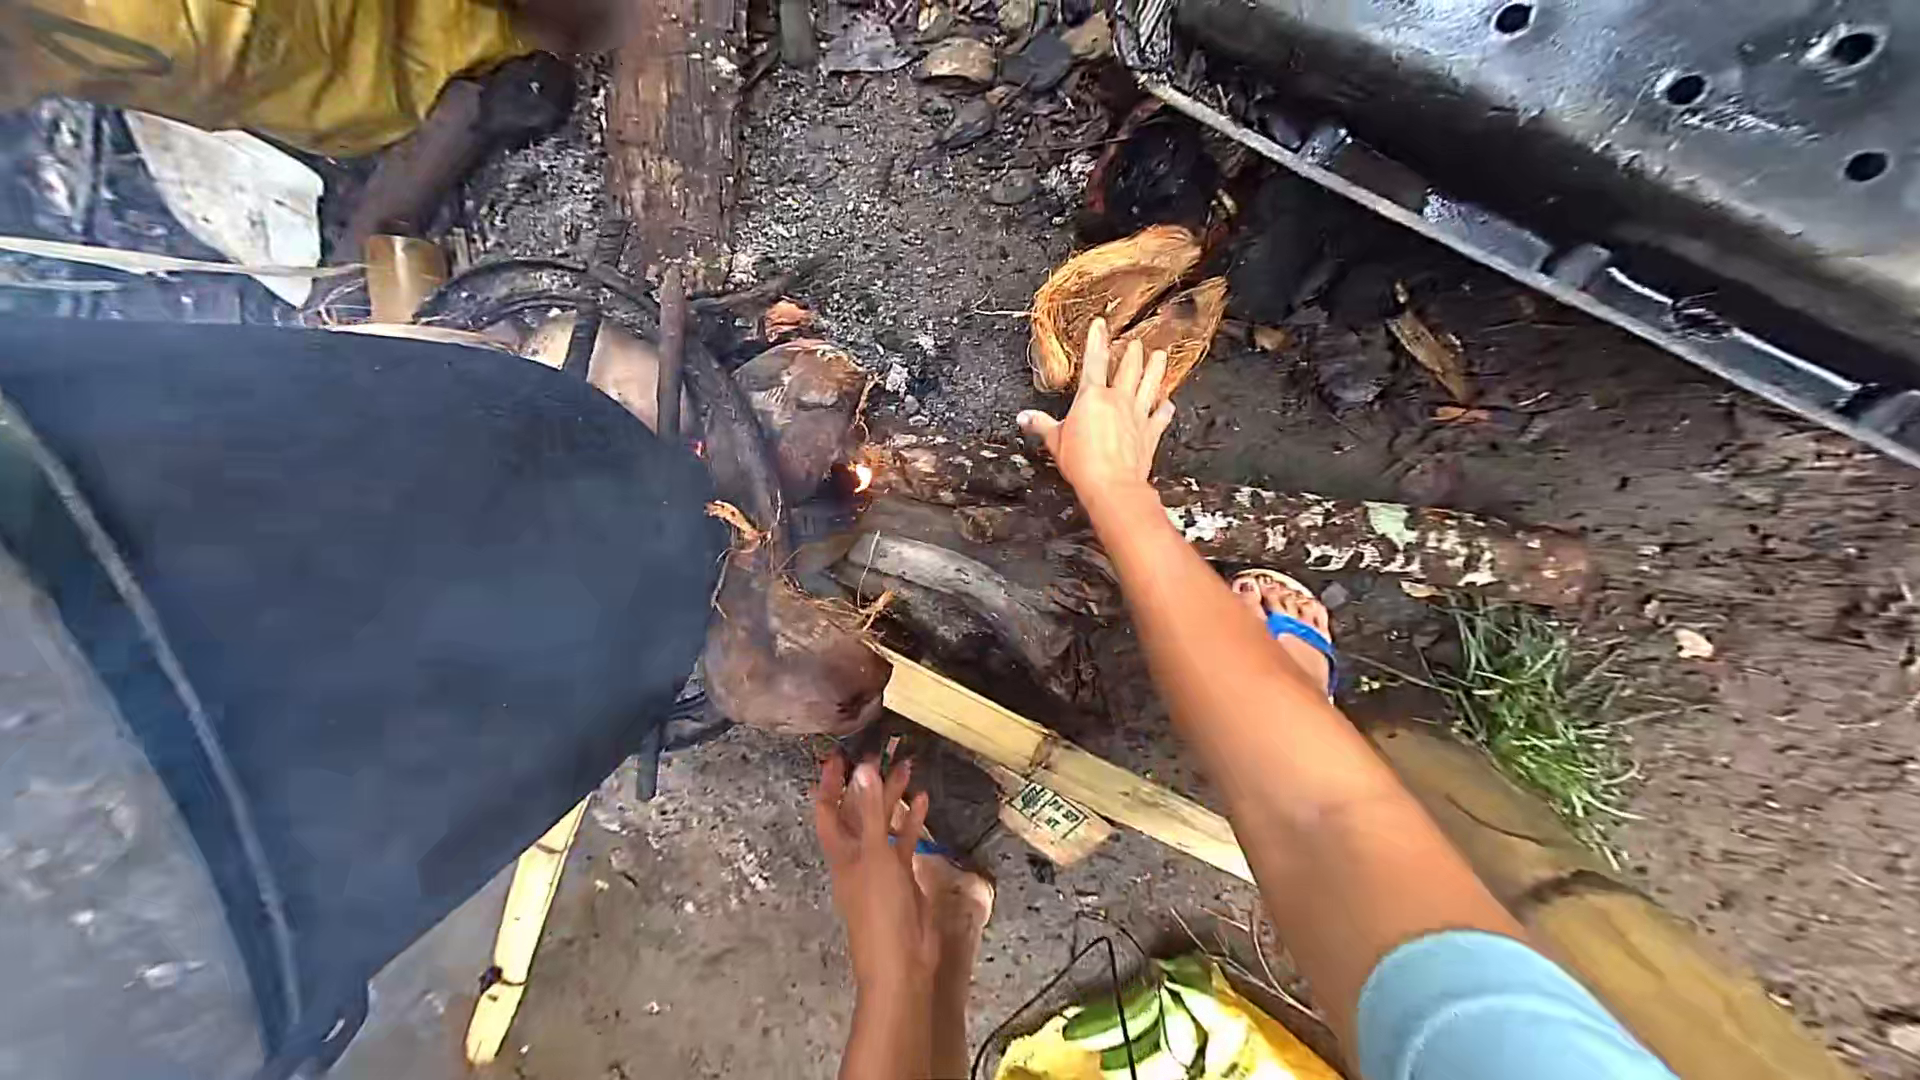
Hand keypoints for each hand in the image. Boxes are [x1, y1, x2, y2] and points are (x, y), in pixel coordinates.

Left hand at [814, 755, 936, 992]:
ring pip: (883, 822)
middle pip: (857, 811)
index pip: (828, 809)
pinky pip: (904, 840)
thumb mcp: (874, 855)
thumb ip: (870, 810)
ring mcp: (880, 865)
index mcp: (841, 851)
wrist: (902, 963)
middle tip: (880, 753)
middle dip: (867, 784)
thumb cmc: (880, 909)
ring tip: (906, 767)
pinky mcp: (902, 875)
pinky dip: (911, 820)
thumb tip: (862, 769)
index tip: (838, 756)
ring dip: (892, 796)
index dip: (829, 783)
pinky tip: (922, 800)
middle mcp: (857, 854)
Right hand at [1017, 318, 1174, 508]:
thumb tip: (1025, 417)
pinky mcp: (1150, 432)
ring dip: (1155, 369)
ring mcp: (1137, 415)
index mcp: (1092, 398)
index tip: (1101, 324)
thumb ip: (1042, 425)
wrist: (1112, 483)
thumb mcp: (1055, 441)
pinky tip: (1168, 402)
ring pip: (1149, 384)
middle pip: (1128, 369)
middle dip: (1131, 353)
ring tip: (1160, 356)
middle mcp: (1117, 400)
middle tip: (1135, 343)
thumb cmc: (1082, 462)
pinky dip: (1165, 407)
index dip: (1097, 340)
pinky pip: (1161, 415)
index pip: (1094, 360)